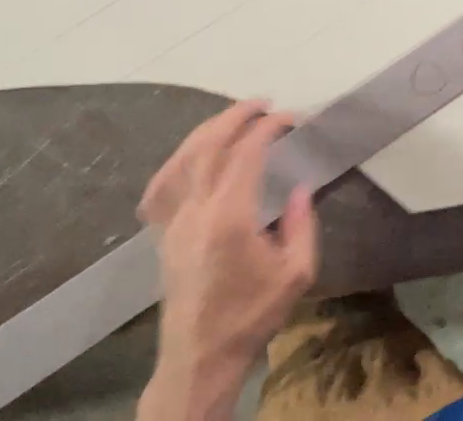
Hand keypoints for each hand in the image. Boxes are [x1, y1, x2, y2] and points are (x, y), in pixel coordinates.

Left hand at [137, 102, 316, 420]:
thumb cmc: (253, 314)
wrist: (201, 356)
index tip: (290, 118)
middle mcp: (196, 211)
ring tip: (232, 118)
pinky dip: (177, 160)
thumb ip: (301, 223)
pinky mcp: (163, 234)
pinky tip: (192, 155)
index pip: (246, 153)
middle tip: (264, 104)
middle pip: (209, 145)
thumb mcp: (297, 273)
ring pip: (182, 159)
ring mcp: (173, 222)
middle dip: (236, 116)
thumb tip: (298, 186)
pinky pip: (161, 186)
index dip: (268, 128)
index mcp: (230, 217)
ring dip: (208, 130)